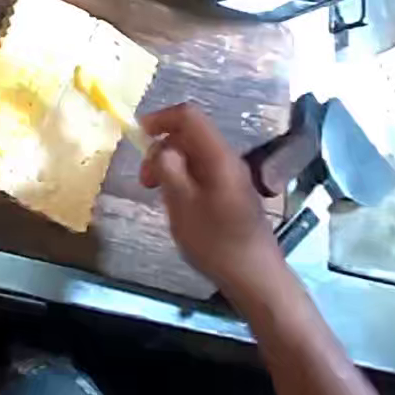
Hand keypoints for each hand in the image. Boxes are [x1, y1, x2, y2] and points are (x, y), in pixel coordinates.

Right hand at [140, 103, 286, 300]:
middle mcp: (227, 159)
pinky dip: (182, 177)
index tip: (138, 137)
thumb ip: (168, 169)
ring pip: (193, 154)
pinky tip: (176, 203)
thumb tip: (161, 148)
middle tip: (145, 179)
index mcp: (218, 156)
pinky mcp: (231, 192)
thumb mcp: (182, 203)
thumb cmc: (216, 241)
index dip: (160, 118)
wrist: (256, 278)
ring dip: (170, 165)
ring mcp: (231, 176)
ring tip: (157, 193)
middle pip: (189, 134)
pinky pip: (202, 170)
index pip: (189, 116)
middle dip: (161, 148)